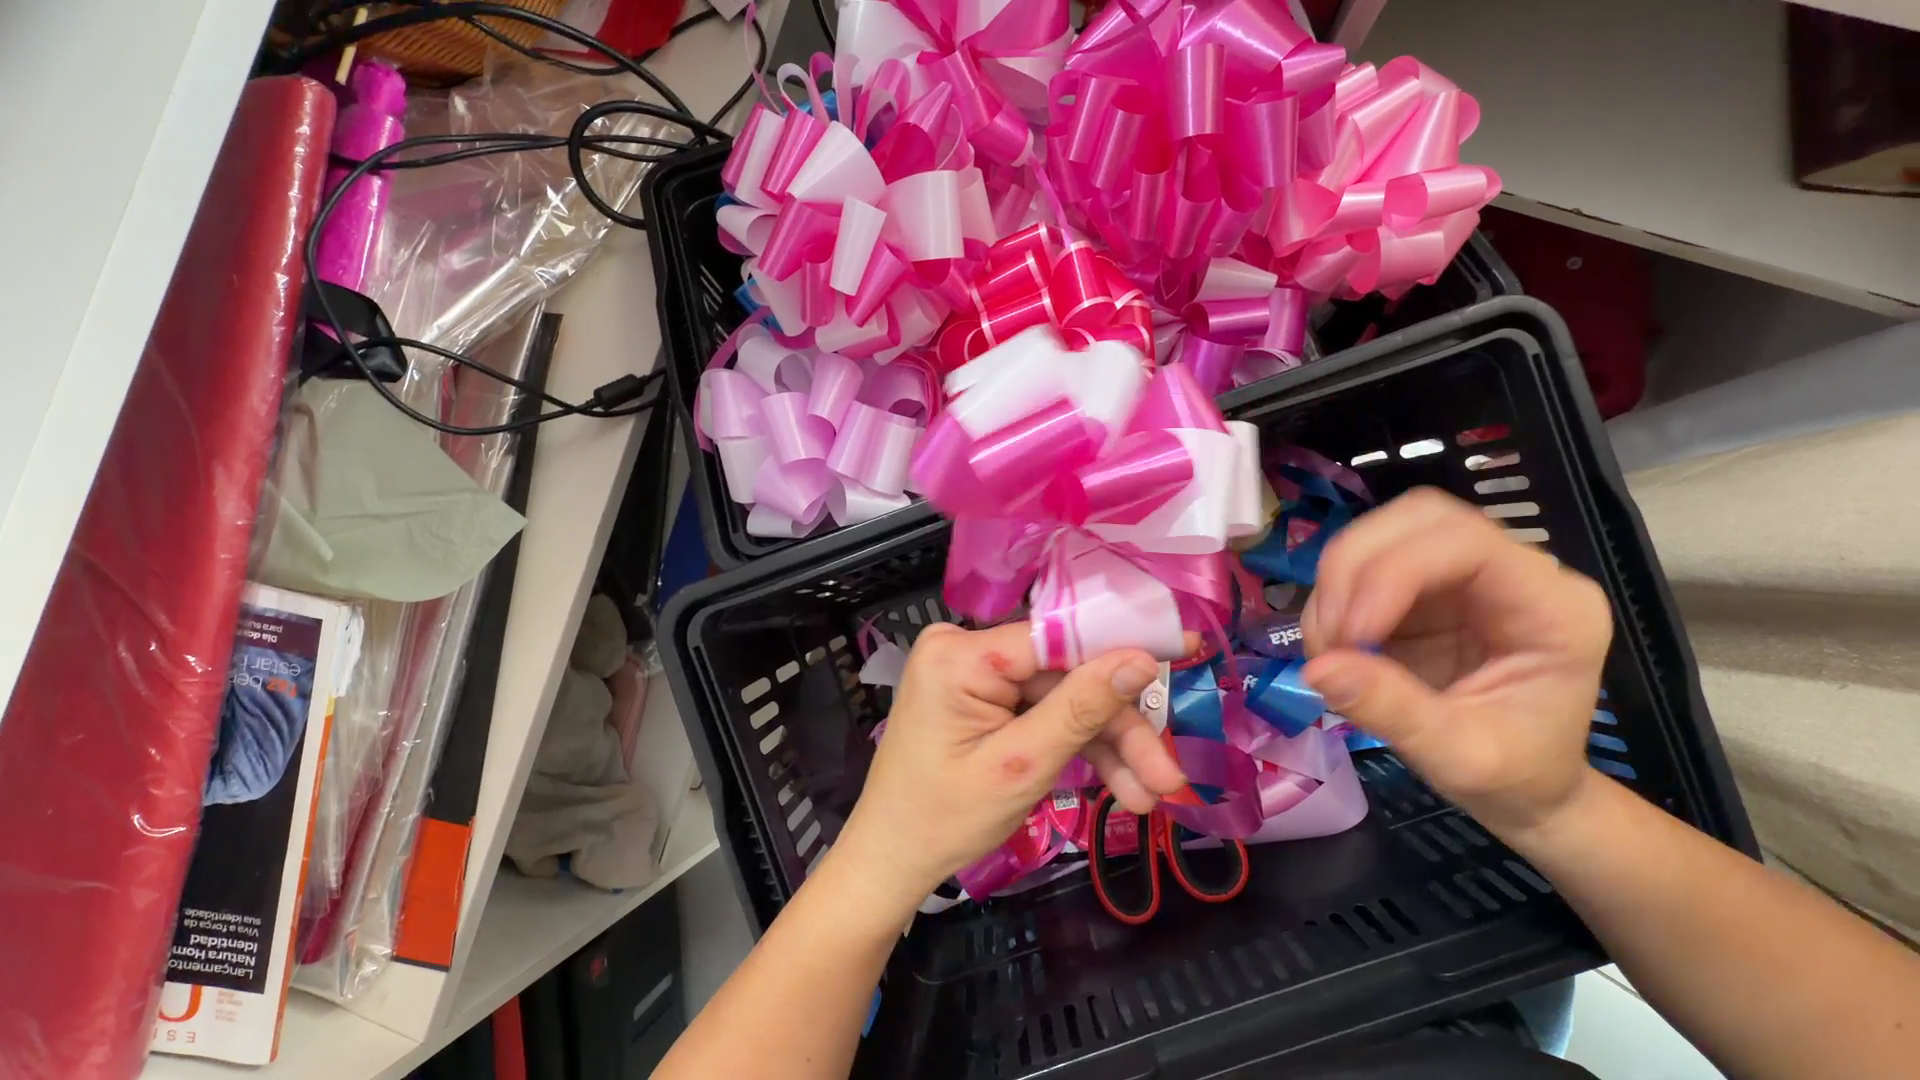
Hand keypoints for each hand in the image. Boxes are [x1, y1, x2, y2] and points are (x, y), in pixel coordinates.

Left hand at [835, 623, 1190, 902]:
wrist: (892, 860)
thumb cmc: (944, 818)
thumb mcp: (1021, 766)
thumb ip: (1081, 708)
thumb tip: (1142, 657)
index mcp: (961, 654)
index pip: (1060, 636)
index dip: (1124, 648)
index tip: (1186, 652)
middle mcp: (966, 649)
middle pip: (1067, 675)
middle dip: (1120, 728)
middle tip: (1168, 778)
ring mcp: (974, 675)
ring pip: (1063, 699)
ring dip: (1107, 746)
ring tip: (1150, 797)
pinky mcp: (984, 700)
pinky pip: (1042, 713)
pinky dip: (1078, 749)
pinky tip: (1119, 787)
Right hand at [1301, 489, 1612, 837]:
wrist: (1525, 790)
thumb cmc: (1513, 777)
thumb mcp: (1459, 759)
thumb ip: (1394, 711)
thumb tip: (1318, 668)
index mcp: (1553, 610)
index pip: (1468, 544)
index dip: (1394, 572)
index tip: (1353, 637)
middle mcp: (1514, 573)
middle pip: (1421, 518)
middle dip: (1357, 568)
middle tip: (1332, 638)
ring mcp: (1465, 575)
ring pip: (1386, 530)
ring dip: (1339, 580)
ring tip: (1327, 646)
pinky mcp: (1424, 586)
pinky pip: (1365, 561)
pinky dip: (1333, 596)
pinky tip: (1333, 644)